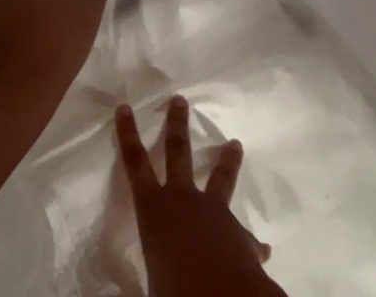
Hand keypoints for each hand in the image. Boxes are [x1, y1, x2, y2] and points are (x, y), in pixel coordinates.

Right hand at [116, 96, 282, 296]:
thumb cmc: (175, 288)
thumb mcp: (148, 284)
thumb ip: (137, 280)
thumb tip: (115, 296)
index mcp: (154, 210)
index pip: (134, 164)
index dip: (127, 134)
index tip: (125, 107)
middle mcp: (183, 201)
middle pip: (178, 153)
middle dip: (177, 125)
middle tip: (180, 99)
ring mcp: (215, 213)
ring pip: (220, 179)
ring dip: (226, 161)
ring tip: (236, 143)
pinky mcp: (241, 235)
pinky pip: (246, 237)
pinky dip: (251, 242)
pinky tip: (261, 247)